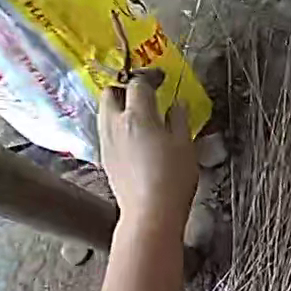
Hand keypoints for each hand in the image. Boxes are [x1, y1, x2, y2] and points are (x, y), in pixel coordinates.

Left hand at [99, 75, 196, 239]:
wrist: (150, 212)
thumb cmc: (173, 179)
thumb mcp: (186, 146)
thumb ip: (180, 120)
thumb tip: (177, 105)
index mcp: (138, 116)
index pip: (138, 84)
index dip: (150, 77)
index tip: (161, 79)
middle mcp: (116, 124)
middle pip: (111, 92)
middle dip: (126, 88)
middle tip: (145, 94)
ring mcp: (107, 141)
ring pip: (105, 111)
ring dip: (119, 107)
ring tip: (139, 115)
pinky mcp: (105, 157)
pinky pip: (107, 130)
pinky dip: (118, 126)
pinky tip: (134, 138)